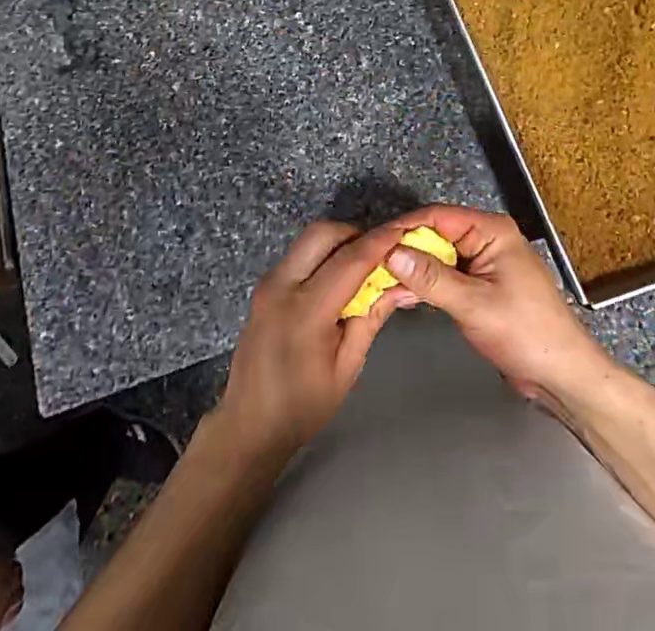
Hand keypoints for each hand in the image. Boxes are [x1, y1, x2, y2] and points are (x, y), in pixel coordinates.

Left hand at [213, 220, 406, 457]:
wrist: (249, 423)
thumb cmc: (303, 405)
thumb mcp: (347, 366)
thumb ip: (371, 318)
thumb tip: (404, 285)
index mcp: (305, 311)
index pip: (349, 261)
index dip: (380, 242)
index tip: (405, 232)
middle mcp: (281, 286)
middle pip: (322, 234)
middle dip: (355, 233)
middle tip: (382, 252)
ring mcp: (268, 284)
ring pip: (308, 241)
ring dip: (338, 242)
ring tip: (364, 266)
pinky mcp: (264, 287)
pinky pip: (298, 256)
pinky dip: (323, 255)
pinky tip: (340, 278)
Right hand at [381, 205, 613, 406]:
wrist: (561, 374)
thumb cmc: (528, 334)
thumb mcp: (473, 304)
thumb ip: (430, 278)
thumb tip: (391, 254)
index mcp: (492, 231)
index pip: (436, 216)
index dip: (402, 228)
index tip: (373, 244)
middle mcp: (487, 239)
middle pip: (434, 233)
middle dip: (404, 249)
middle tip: (371, 265)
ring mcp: (483, 262)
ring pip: (436, 255)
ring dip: (412, 268)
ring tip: (381, 281)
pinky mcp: (479, 284)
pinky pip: (445, 274)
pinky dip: (425, 283)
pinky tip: (403, 295)